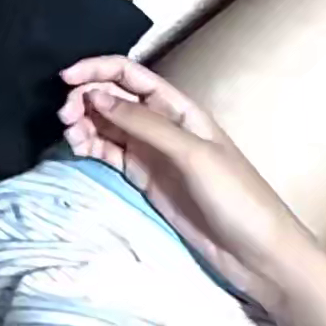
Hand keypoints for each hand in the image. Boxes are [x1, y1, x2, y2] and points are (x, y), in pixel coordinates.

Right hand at [59, 57, 325, 311]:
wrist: (260, 256)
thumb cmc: (235, 195)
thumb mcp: (190, 153)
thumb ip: (143, 123)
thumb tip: (97, 96)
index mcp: (173, 104)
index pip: (127, 73)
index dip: (95, 69)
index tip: (65, 78)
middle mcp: (157, 121)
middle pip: (111, 95)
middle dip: (84, 97)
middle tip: (65, 115)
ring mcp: (149, 150)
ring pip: (105, 123)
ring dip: (83, 121)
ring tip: (69, 134)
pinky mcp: (142, 177)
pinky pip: (108, 151)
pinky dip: (89, 145)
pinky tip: (78, 147)